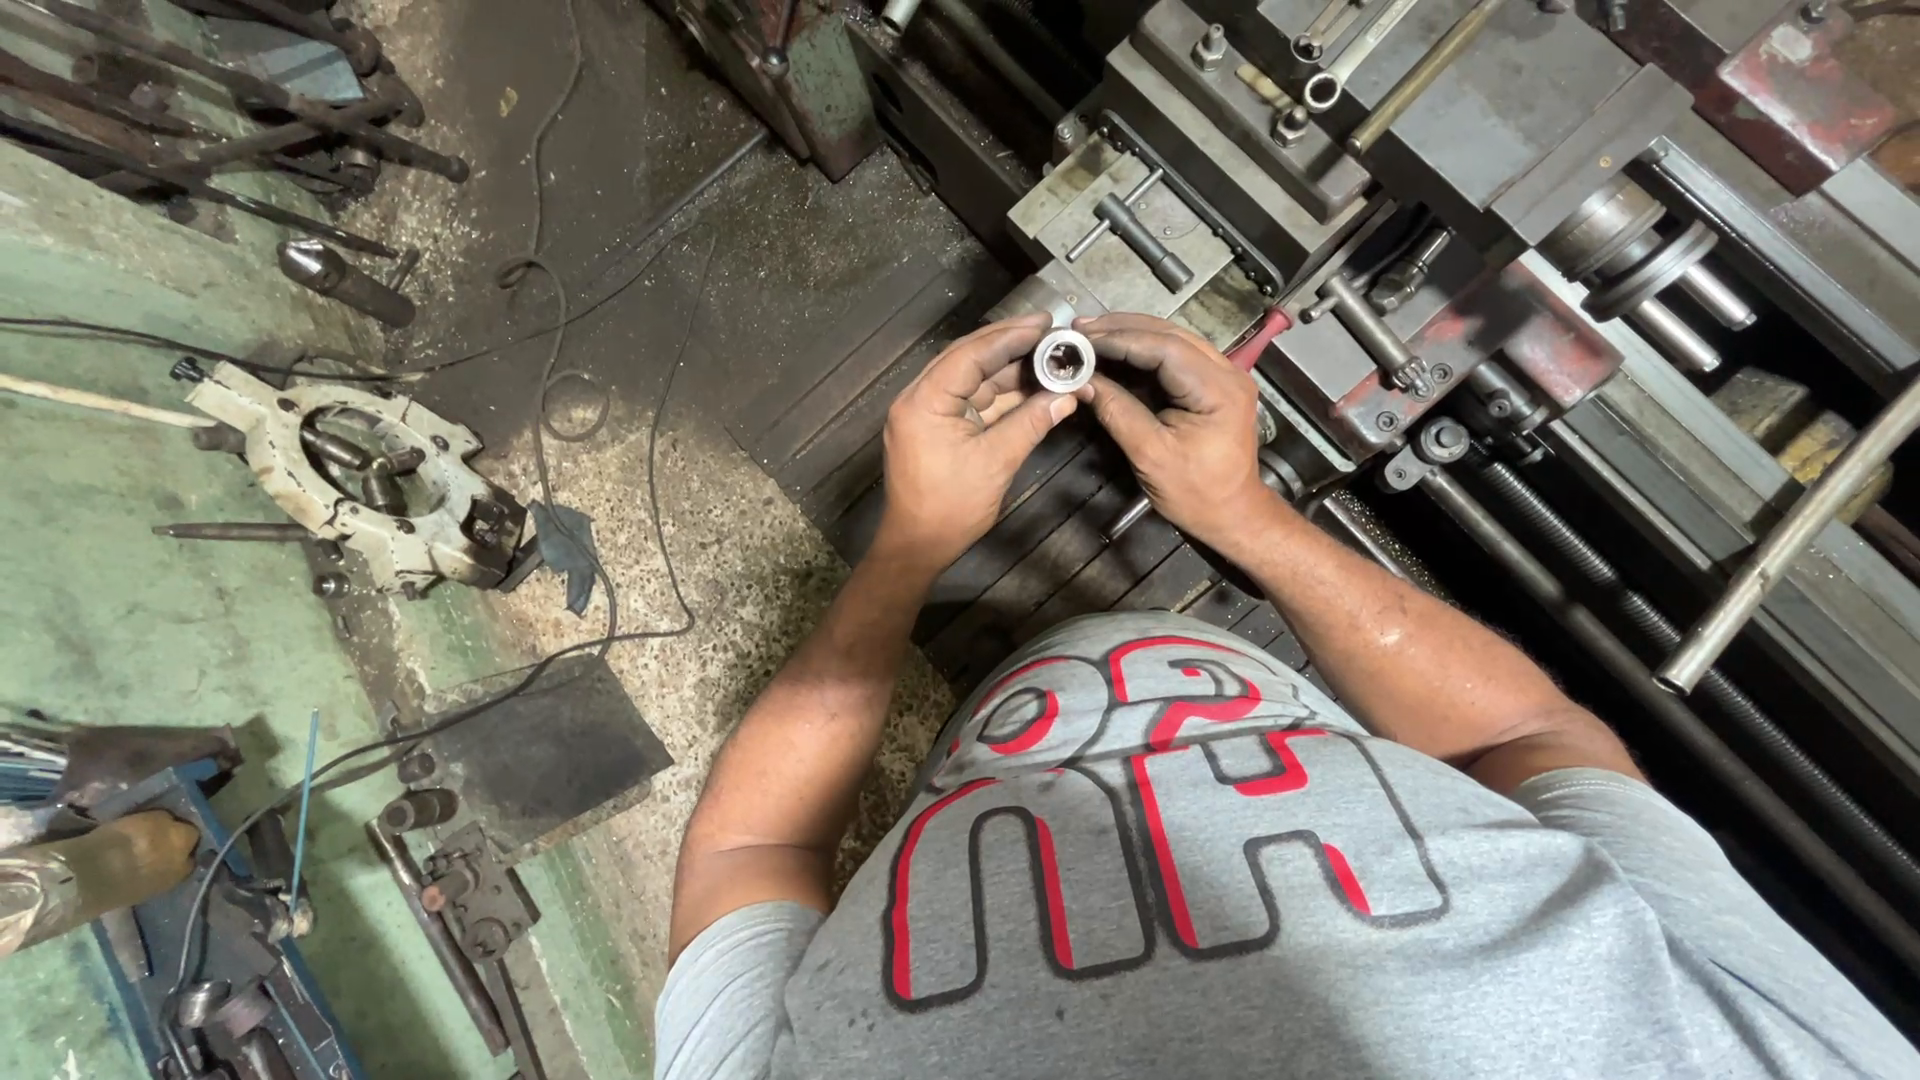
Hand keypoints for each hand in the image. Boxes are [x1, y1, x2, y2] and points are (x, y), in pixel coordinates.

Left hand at [876, 313, 1079, 569]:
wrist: (917, 546)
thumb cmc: (950, 508)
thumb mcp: (996, 462)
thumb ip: (1031, 423)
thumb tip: (1068, 395)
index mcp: (924, 401)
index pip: (970, 355)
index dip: (1010, 337)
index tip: (1044, 324)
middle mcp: (919, 398)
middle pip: (967, 358)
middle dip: (1009, 345)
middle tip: (1049, 331)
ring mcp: (926, 412)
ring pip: (971, 378)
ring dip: (1008, 370)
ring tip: (1048, 356)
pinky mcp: (935, 427)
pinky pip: (970, 400)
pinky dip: (999, 394)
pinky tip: (1031, 386)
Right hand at [1077, 313, 1278, 555]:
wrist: (1232, 514)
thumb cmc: (1195, 493)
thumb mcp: (1150, 455)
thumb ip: (1117, 412)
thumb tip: (1082, 382)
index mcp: (1218, 390)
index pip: (1165, 349)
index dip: (1121, 341)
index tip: (1083, 340)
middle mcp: (1227, 372)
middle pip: (1170, 335)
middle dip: (1123, 329)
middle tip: (1080, 330)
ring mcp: (1223, 375)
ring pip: (1172, 340)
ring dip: (1131, 335)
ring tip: (1091, 335)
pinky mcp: (1212, 385)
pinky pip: (1175, 357)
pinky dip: (1143, 352)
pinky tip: (1115, 352)